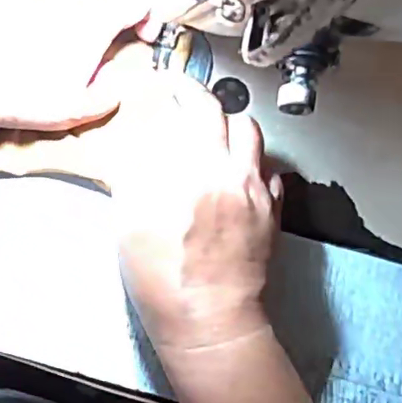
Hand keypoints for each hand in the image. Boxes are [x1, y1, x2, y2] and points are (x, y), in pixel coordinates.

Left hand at [0, 0, 144, 134]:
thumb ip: (109, 95)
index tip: (140, 37)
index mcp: (92, 22)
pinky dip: (43, 28)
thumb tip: (115, 83)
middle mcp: (68, 1)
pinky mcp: (11, 2)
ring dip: (73, 31)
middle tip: (92, 63)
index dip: (148, 17)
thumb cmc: (20, 95)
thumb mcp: (75, 110)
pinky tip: (26, 55)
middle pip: (102, 5)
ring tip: (54, 63)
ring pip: (70, 8)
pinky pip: (39, 10)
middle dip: (106, 31)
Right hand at [103, 71, 282, 356]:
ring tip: (210, 138)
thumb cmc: (161, 275)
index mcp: (196, 171)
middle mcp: (232, 174)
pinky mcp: (272, 215)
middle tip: (187, 104)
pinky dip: (249, 162)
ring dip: (231, 129)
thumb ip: (136, 174)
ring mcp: (257, 194)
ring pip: (253, 139)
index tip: (171, 83)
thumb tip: (141, 145)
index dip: (183, 88)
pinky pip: (267, 172)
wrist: (207, 319)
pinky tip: (231, 175)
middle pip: (229, 117)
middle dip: (206, 103)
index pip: (196, 110)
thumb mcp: (129, 220)